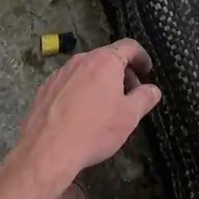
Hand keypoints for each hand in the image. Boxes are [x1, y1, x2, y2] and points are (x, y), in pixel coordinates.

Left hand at [9, 39, 161, 188]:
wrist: (46, 152)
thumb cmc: (94, 130)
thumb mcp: (129, 117)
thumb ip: (144, 98)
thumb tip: (153, 89)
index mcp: (105, 61)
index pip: (129, 46)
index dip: (142, 57)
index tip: (147, 71)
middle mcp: (81, 60)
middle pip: (107, 58)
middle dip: (122, 74)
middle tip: (129, 96)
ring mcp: (60, 73)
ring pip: (86, 71)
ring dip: (100, 83)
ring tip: (104, 109)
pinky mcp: (44, 89)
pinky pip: (69, 84)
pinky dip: (80, 92)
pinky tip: (79, 116)